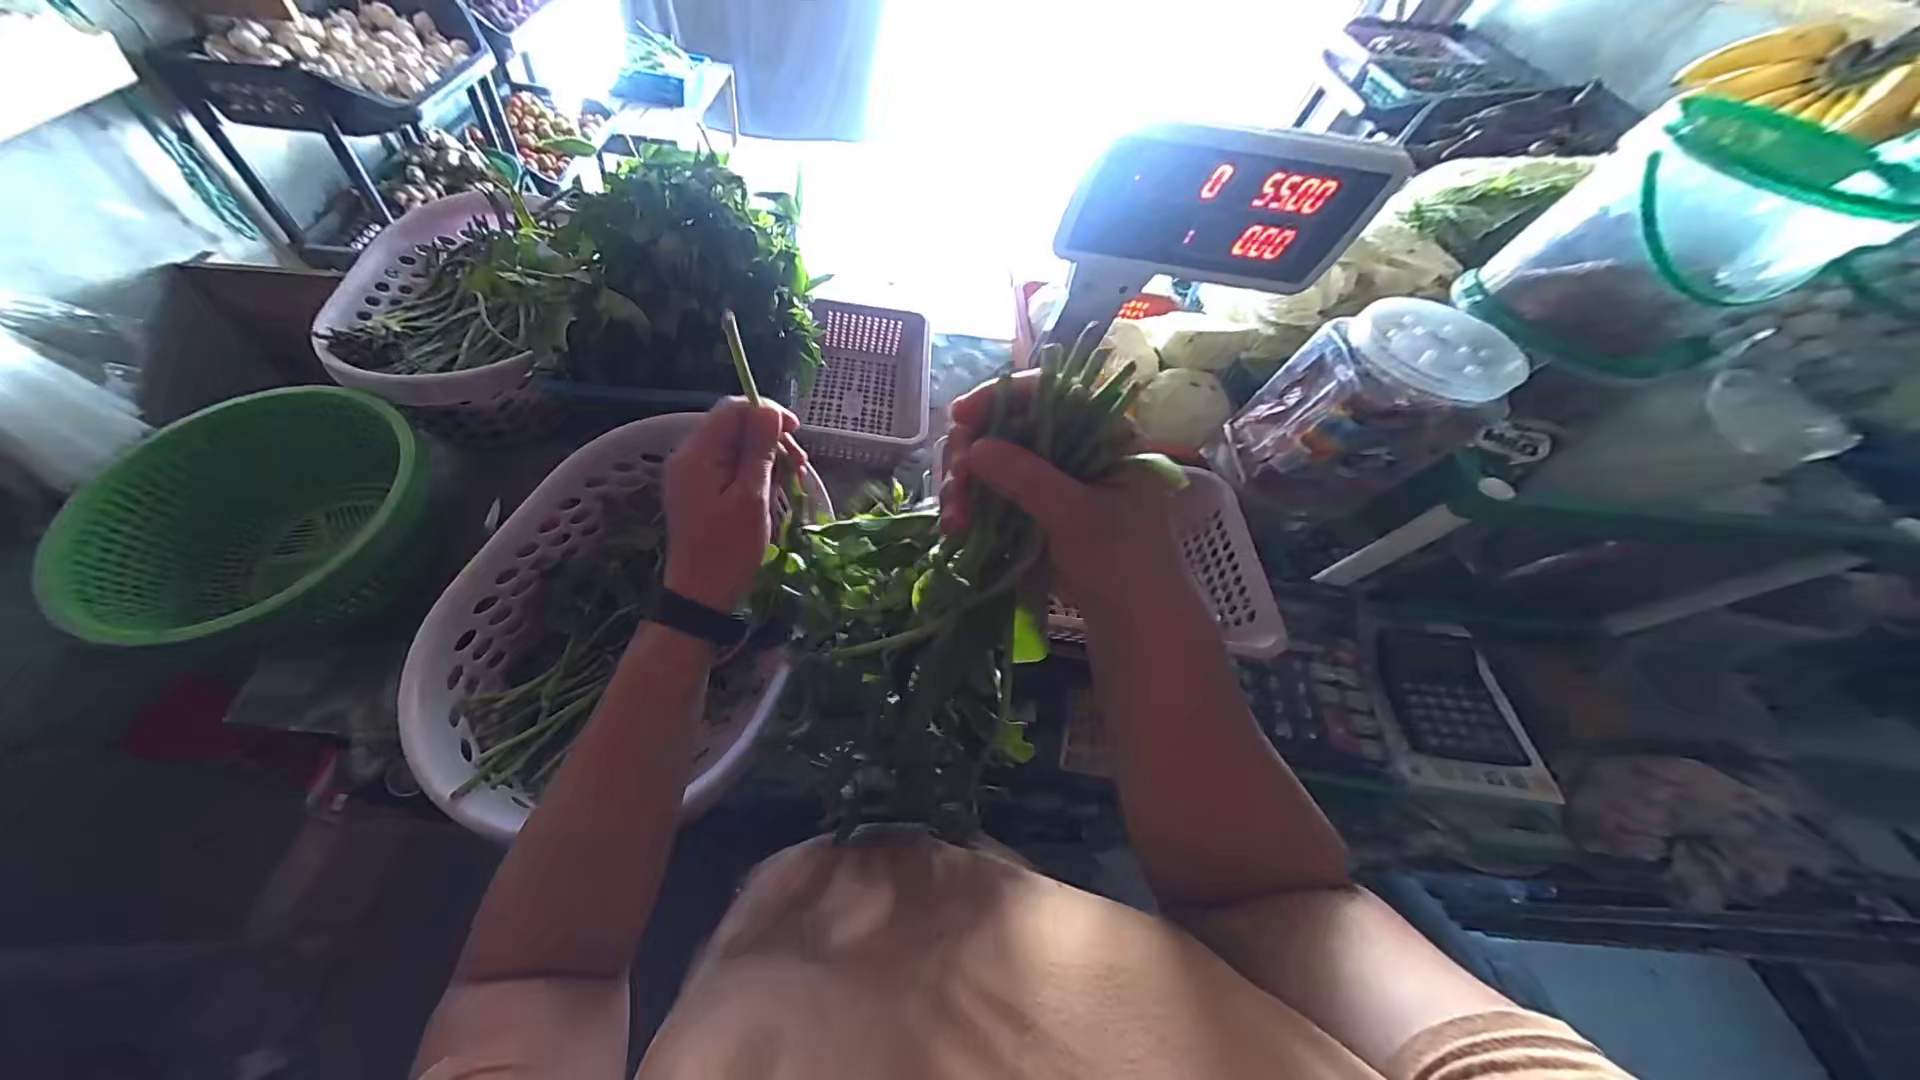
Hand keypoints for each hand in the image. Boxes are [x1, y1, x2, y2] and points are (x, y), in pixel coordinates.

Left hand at [663, 398, 803, 611]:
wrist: (701, 594)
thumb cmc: (729, 548)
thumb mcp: (752, 497)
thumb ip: (759, 451)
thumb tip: (769, 411)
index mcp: (698, 454)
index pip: (732, 409)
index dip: (766, 412)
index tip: (796, 431)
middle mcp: (690, 457)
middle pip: (735, 427)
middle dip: (771, 439)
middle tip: (800, 466)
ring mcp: (694, 475)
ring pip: (736, 448)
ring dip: (768, 458)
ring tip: (794, 480)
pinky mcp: (701, 491)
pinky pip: (730, 468)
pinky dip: (755, 473)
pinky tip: (774, 490)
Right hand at [939, 370, 1183, 618]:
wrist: (1131, 613)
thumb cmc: (1125, 560)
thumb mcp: (1081, 517)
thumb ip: (1032, 480)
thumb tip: (975, 449)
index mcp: (1101, 430)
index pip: (1047, 391)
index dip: (999, 396)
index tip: (960, 416)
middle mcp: (1070, 443)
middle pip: (1005, 425)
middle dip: (970, 453)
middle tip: (955, 488)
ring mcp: (1046, 474)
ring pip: (988, 460)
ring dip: (962, 486)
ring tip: (954, 524)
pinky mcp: (1027, 504)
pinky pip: (987, 492)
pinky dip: (968, 507)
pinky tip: (955, 530)